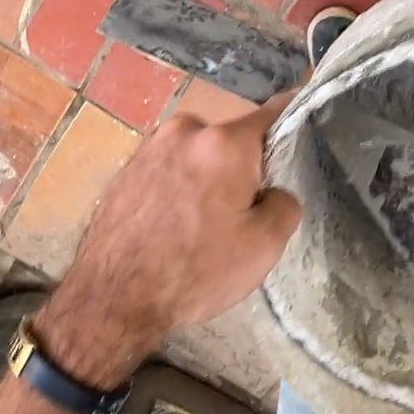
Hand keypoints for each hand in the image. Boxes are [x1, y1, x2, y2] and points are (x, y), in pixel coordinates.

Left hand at [34, 92, 301, 388]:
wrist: (112, 299)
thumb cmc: (195, 270)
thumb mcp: (264, 246)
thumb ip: (286, 204)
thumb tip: (272, 192)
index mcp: (224, 142)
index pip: (272, 114)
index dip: (291, 120)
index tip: (301, 130)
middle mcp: (185, 130)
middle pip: (233, 140)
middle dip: (243, 168)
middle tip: (241, 213)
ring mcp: (150, 146)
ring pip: (200, 155)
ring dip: (208, 178)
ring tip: (202, 225)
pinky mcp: (127, 168)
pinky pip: (171, 168)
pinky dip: (180, 187)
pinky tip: (174, 226)